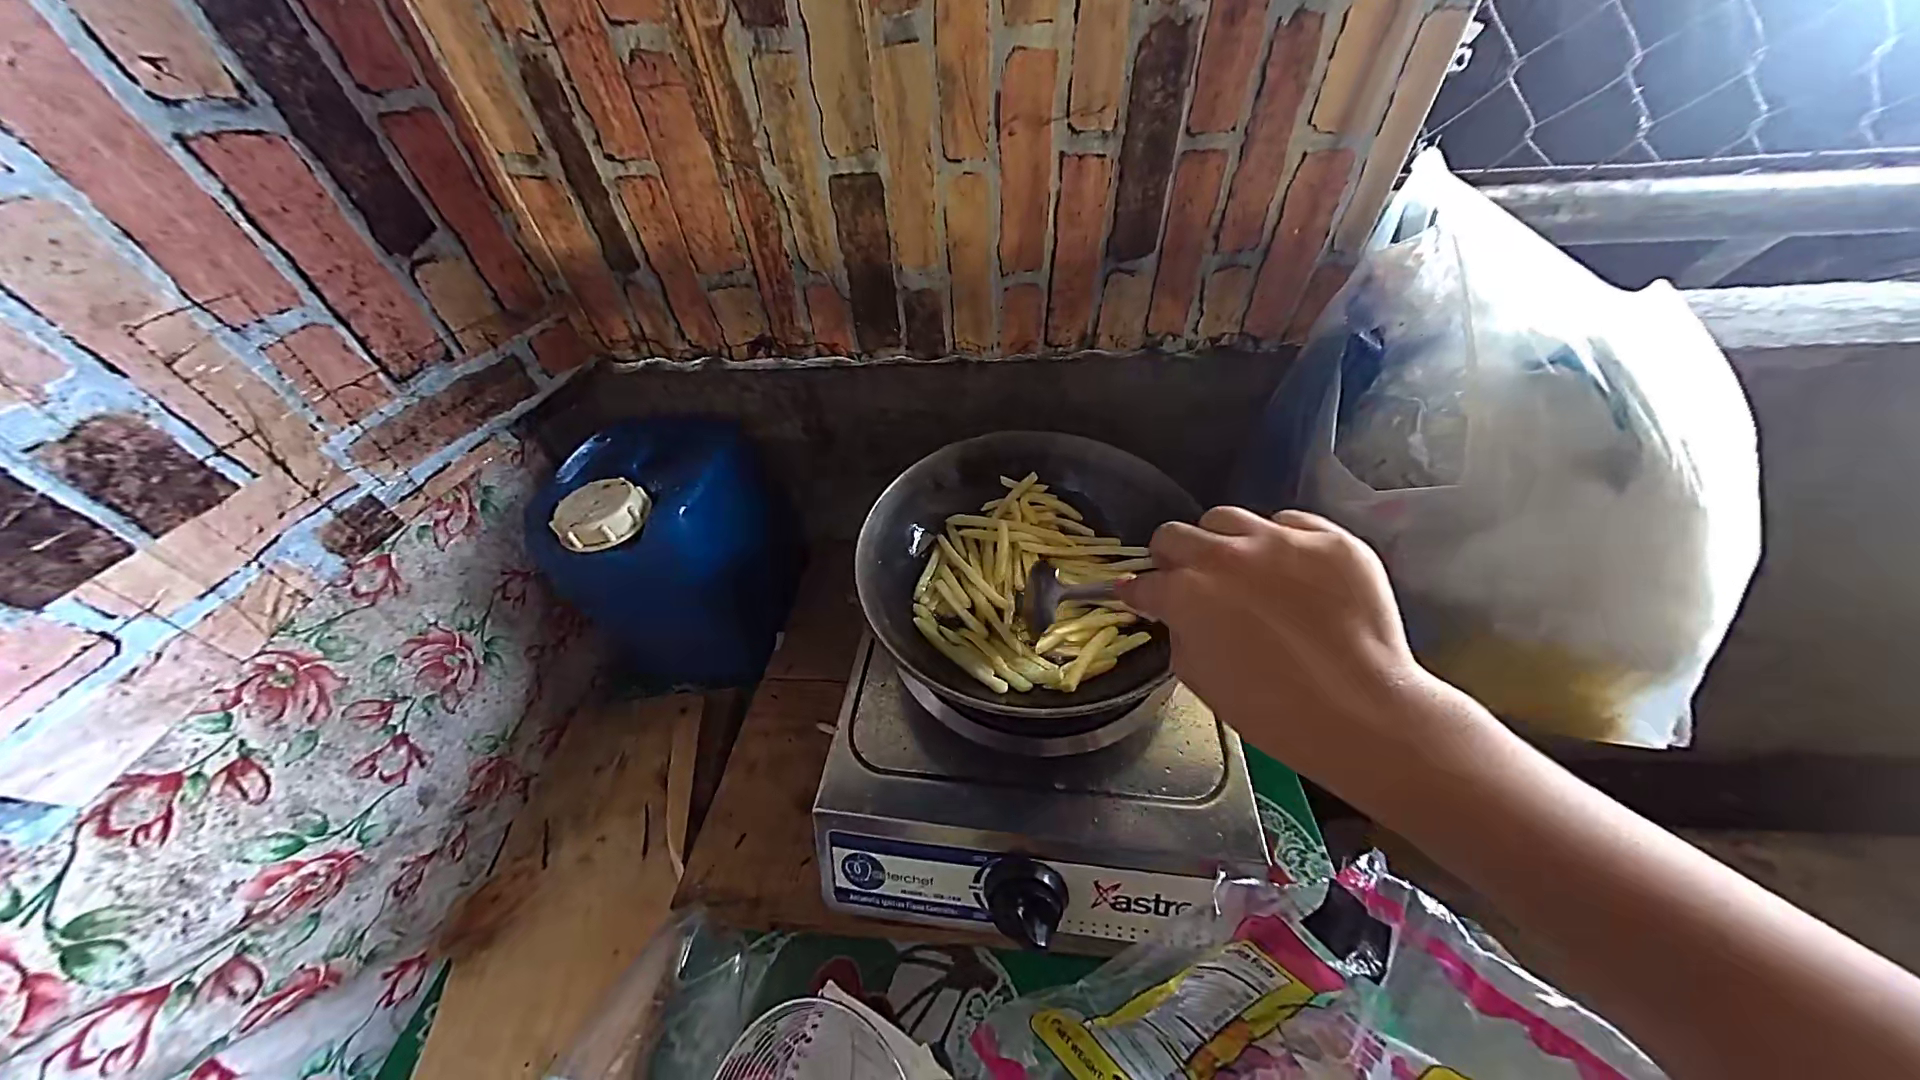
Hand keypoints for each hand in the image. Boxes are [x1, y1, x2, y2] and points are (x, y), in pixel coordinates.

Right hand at [1117, 508, 1485, 799]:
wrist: (1362, 713)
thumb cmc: (1272, 711)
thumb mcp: (1198, 677)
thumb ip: (1177, 632)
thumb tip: (1174, 614)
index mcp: (1186, 594)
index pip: (1143, 583)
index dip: (1138, 593)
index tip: (1139, 595)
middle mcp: (1224, 556)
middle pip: (1174, 535)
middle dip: (1171, 558)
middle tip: (1185, 577)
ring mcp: (1279, 541)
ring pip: (1225, 518)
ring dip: (1220, 541)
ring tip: (1240, 566)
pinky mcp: (1328, 539)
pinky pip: (1288, 522)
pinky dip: (1279, 542)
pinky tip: (1291, 571)